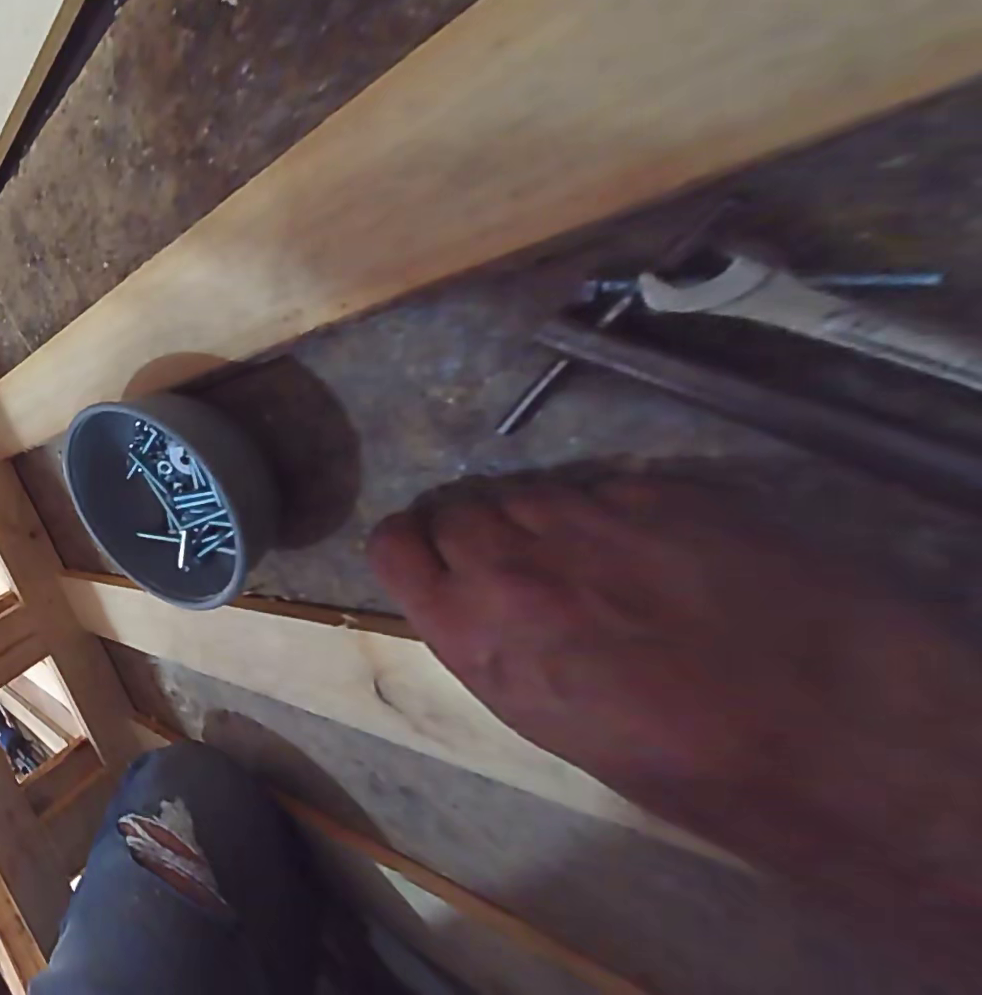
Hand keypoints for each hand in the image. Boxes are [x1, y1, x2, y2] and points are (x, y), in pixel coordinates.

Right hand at [368, 475, 981, 966]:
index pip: (391, 542)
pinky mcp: (660, 495)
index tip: (431, 554)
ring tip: (583, 552)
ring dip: (533, 515)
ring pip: (519, 490)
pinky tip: (648, 546)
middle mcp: (508, 564)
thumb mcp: (529, 709)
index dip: (408, 544)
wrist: (851, 748)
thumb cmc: (671, 757)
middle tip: (513, 558)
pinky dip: (606, 509)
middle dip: (469, 528)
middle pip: (450, 508)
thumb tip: (456, 584)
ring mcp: (585, 523)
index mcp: (468, 627)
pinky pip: (597, 487)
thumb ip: (472, 630)